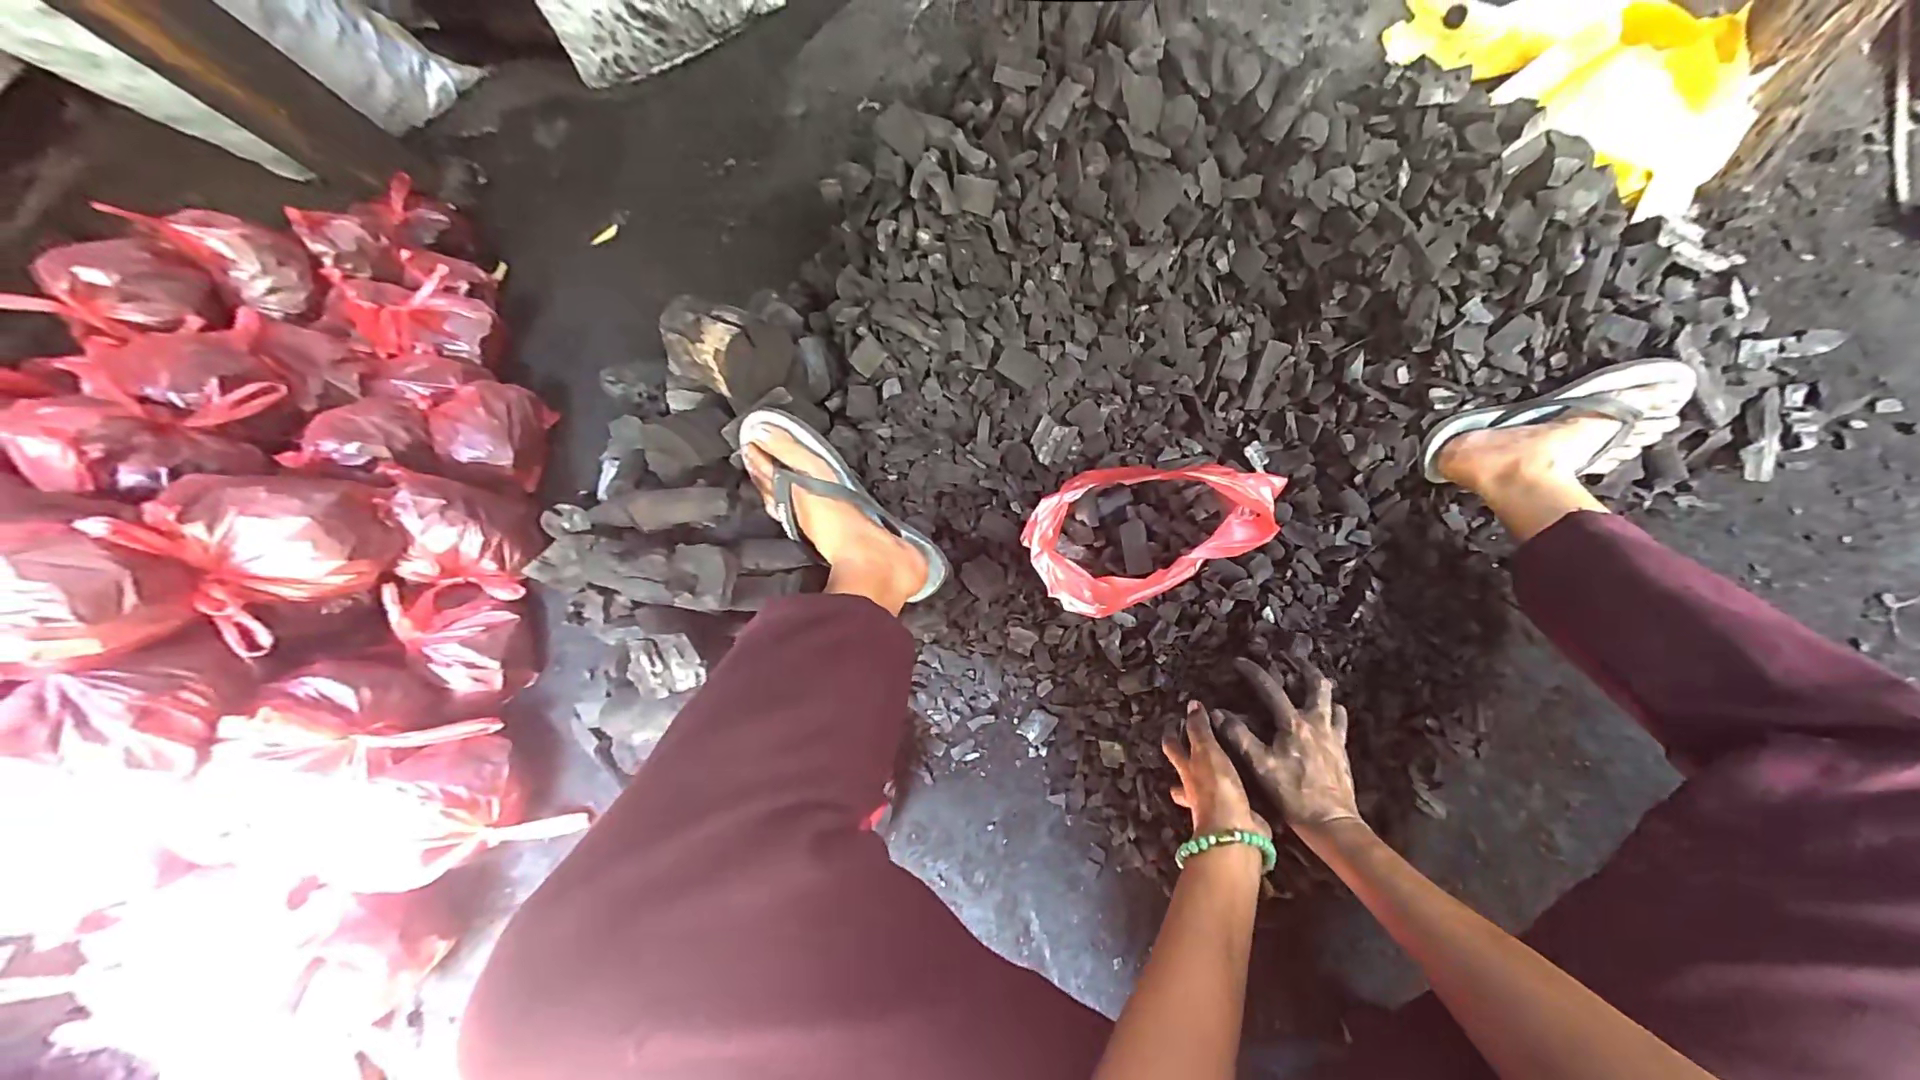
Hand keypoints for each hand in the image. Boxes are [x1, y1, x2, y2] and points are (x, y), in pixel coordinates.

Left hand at [1163, 701, 1270, 837]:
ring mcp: (1212, 804)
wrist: (1234, 830)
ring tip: (1225, 764)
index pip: (1172, 747)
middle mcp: (1193, 788)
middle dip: (1186, 760)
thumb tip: (1191, 704)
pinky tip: (1249, 786)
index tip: (1175, 721)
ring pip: (1206, 787)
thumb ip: (1199, 730)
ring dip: (1211, 778)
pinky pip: (1233, 799)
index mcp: (1185, 770)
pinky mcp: (1234, 815)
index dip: (1172, 734)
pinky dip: (1237, 792)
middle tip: (1194, 744)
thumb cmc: (1216, 787)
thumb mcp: (1206, 752)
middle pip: (1184, 771)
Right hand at [1214, 658, 1362, 832]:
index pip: (1270, 688)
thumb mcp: (1259, 766)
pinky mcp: (1341, 750)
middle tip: (1291, 659)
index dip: (1252, 671)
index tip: (1238, 662)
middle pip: (1316, 684)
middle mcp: (1316, 723)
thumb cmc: (1292, 794)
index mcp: (1293, 723)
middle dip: (1302, 668)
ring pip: (1331, 701)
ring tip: (1308, 684)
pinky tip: (1326, 716)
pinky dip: (1332, 712)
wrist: (1331, 822)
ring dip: (1319, 689)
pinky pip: (1339, 722)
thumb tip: (1218, 713)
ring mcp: (1332, 736)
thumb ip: (1239, 736)